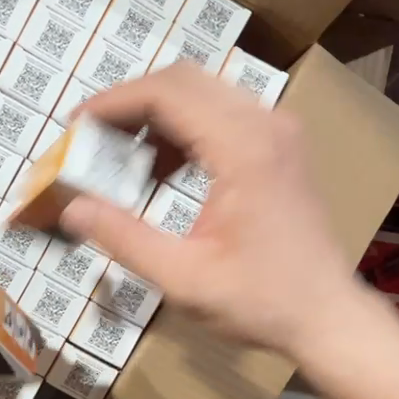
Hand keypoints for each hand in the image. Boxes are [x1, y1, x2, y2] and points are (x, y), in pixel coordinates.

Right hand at [60, 65, 366, 359]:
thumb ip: (124, 238)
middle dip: (129, 104)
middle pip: (183, 81)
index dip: (112, 102)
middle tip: (89, 139)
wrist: (326, 317)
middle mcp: (265, 124)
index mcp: (243, 148)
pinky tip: (160, 171)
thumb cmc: (260, 303)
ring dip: (155, 116)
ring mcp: (277, 131)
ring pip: (203, 92)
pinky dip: (182, 130)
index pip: (166, 94)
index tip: (74, 125)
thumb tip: (71, 208)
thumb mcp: (183, 278)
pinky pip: (221, 114)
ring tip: (119, 158)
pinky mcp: (280, 146)